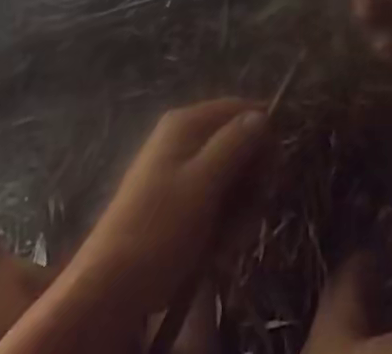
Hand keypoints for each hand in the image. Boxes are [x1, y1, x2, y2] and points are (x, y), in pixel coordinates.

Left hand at [73, 99, 266, 311]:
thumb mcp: (204, 182)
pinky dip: (226, 219)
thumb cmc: (161, 225)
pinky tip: (221, 243)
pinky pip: (218, 198)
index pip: (240, 108)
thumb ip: (235, 144)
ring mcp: (181, 168)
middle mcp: (184, 137)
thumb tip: (262, 115)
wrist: (115, 282)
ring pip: (233, 174)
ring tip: (231, 232)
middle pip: (239, 142)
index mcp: (186, 123)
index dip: (264, 133)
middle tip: (252, 206)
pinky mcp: (182, 198)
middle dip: (252, 176)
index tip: (275, 168)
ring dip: (241, 204)